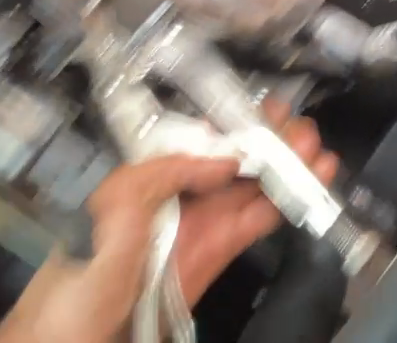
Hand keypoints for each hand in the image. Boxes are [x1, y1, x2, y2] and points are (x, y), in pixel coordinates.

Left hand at [0, 101, 338, 342]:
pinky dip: (289, 202)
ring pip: (255, 185)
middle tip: (304, 136)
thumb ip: (161, 177)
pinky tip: (316, 186)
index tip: (272, 112)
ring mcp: (202, 224)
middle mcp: (181, 193)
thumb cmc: (75, 283)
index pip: (204, 136)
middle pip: (238, 156)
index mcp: (153, 175)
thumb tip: (227, 162)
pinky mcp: (218, 255)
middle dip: (274, 140)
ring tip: (322, 155)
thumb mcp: (106, 214)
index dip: (241, 120)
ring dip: (290, 167)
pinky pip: (258, 220)